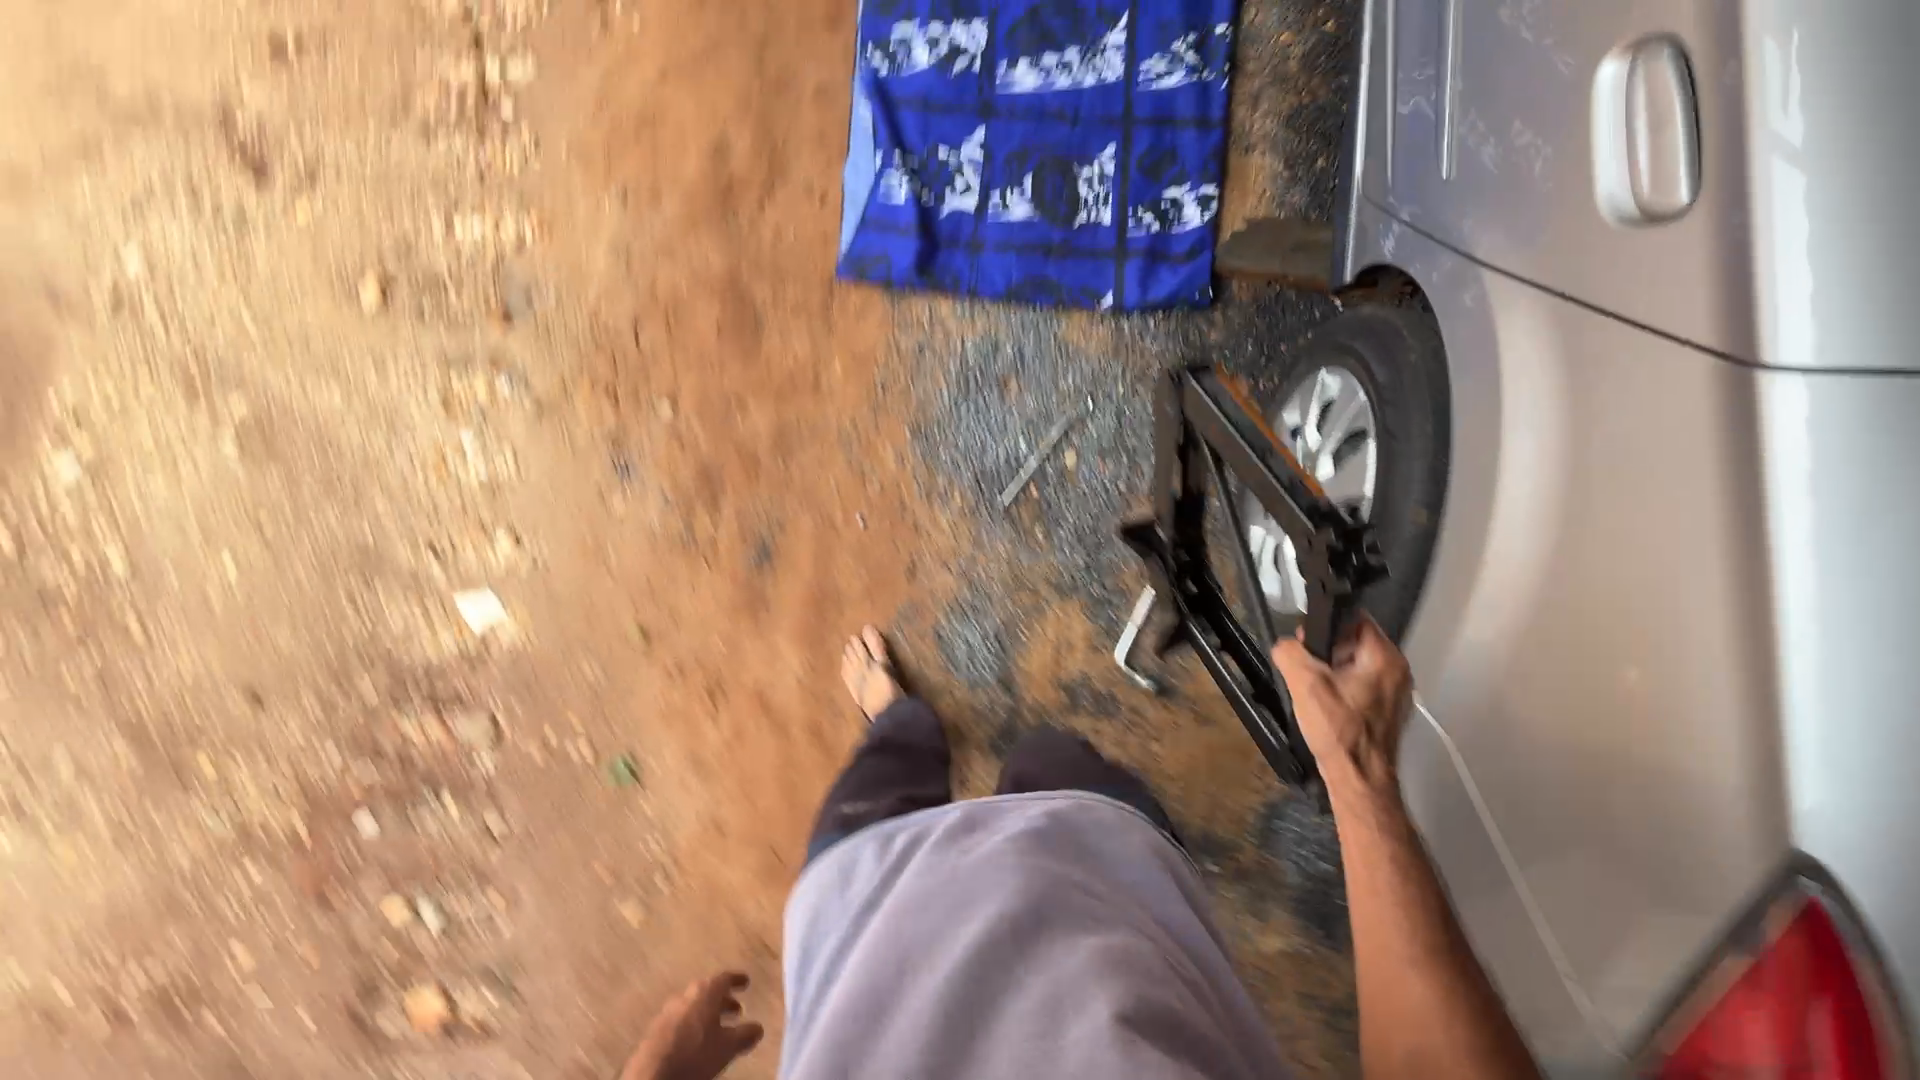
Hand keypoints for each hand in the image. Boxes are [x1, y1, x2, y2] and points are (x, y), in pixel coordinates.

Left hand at [620, 972, 764, 1079]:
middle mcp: (685, 996)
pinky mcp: (655, 1030)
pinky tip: (696, 1041)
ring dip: (707, 1014)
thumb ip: (745, 1035)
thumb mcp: (728, 1047)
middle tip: (736, 1010)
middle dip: (723, 1000)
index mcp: (705, 992)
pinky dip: (692, 1025)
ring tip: (718, 1029)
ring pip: (693, 1007)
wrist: (651, 1076)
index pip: (725, 978)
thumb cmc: (695, 1055)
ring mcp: (667, 1012)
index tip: (746, 982)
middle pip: (707, 992)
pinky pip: (680, 1021)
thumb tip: (758, 1028)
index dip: (737, 980)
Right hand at [1271, 614, 1414, 805]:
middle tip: (1305, 667)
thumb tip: (1285, 646)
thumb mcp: (1304, 683)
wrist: (1359, 779)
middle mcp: (1397, 671)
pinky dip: (1342, 689)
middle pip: (1355, 641)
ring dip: (1332, 671)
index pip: (1354, 619)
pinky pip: (1362, 686)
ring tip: (1312, 688)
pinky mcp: (1387, 711)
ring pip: (1357, 665)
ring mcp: (1396, 693)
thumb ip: (1289, 652)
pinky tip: (1326, 706)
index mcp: (1385, 657)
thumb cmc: (1338, 729)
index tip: (1305, 642)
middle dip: (1326, 649)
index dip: (1325, 624)